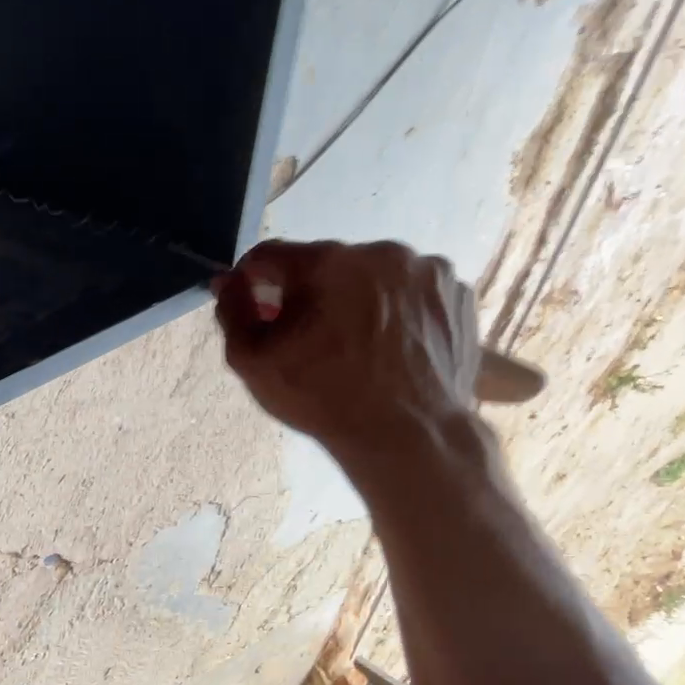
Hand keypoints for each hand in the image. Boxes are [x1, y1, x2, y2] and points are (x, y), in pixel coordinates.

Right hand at [213, 240, 481, 465]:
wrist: (407, 432)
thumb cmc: (319, 395)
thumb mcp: (252, 360)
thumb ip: (232, 311)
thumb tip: (227, 280)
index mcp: (326, 263)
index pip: (268, 255)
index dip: (249, 281)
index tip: (248, 308)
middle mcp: (381, 252)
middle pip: (322, 263)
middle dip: (304, 292)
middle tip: (300, 336)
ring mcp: (427, 270)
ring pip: (368, 275)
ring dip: (349, 297)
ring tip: (348, 342)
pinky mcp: (457, 292)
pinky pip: (407, 290)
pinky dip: (390, 308)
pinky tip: (384, 345)